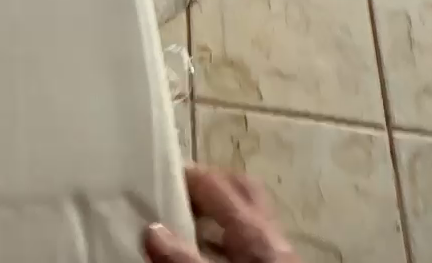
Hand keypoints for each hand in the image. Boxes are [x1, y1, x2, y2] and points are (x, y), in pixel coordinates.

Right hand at [144, 165, 297, 262]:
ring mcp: (280, 258)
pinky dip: (226, 244)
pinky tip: (206, 259)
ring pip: (247, 219)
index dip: (185, 176)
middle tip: (176, 196)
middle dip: (208, 187)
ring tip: (183, 227)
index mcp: (254, 233)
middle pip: (240, 190)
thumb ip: (182, 260)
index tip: (156, 179)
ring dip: (217, 216)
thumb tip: (151, 230)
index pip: (214, 183)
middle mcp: (272, 238)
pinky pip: (251, 246)